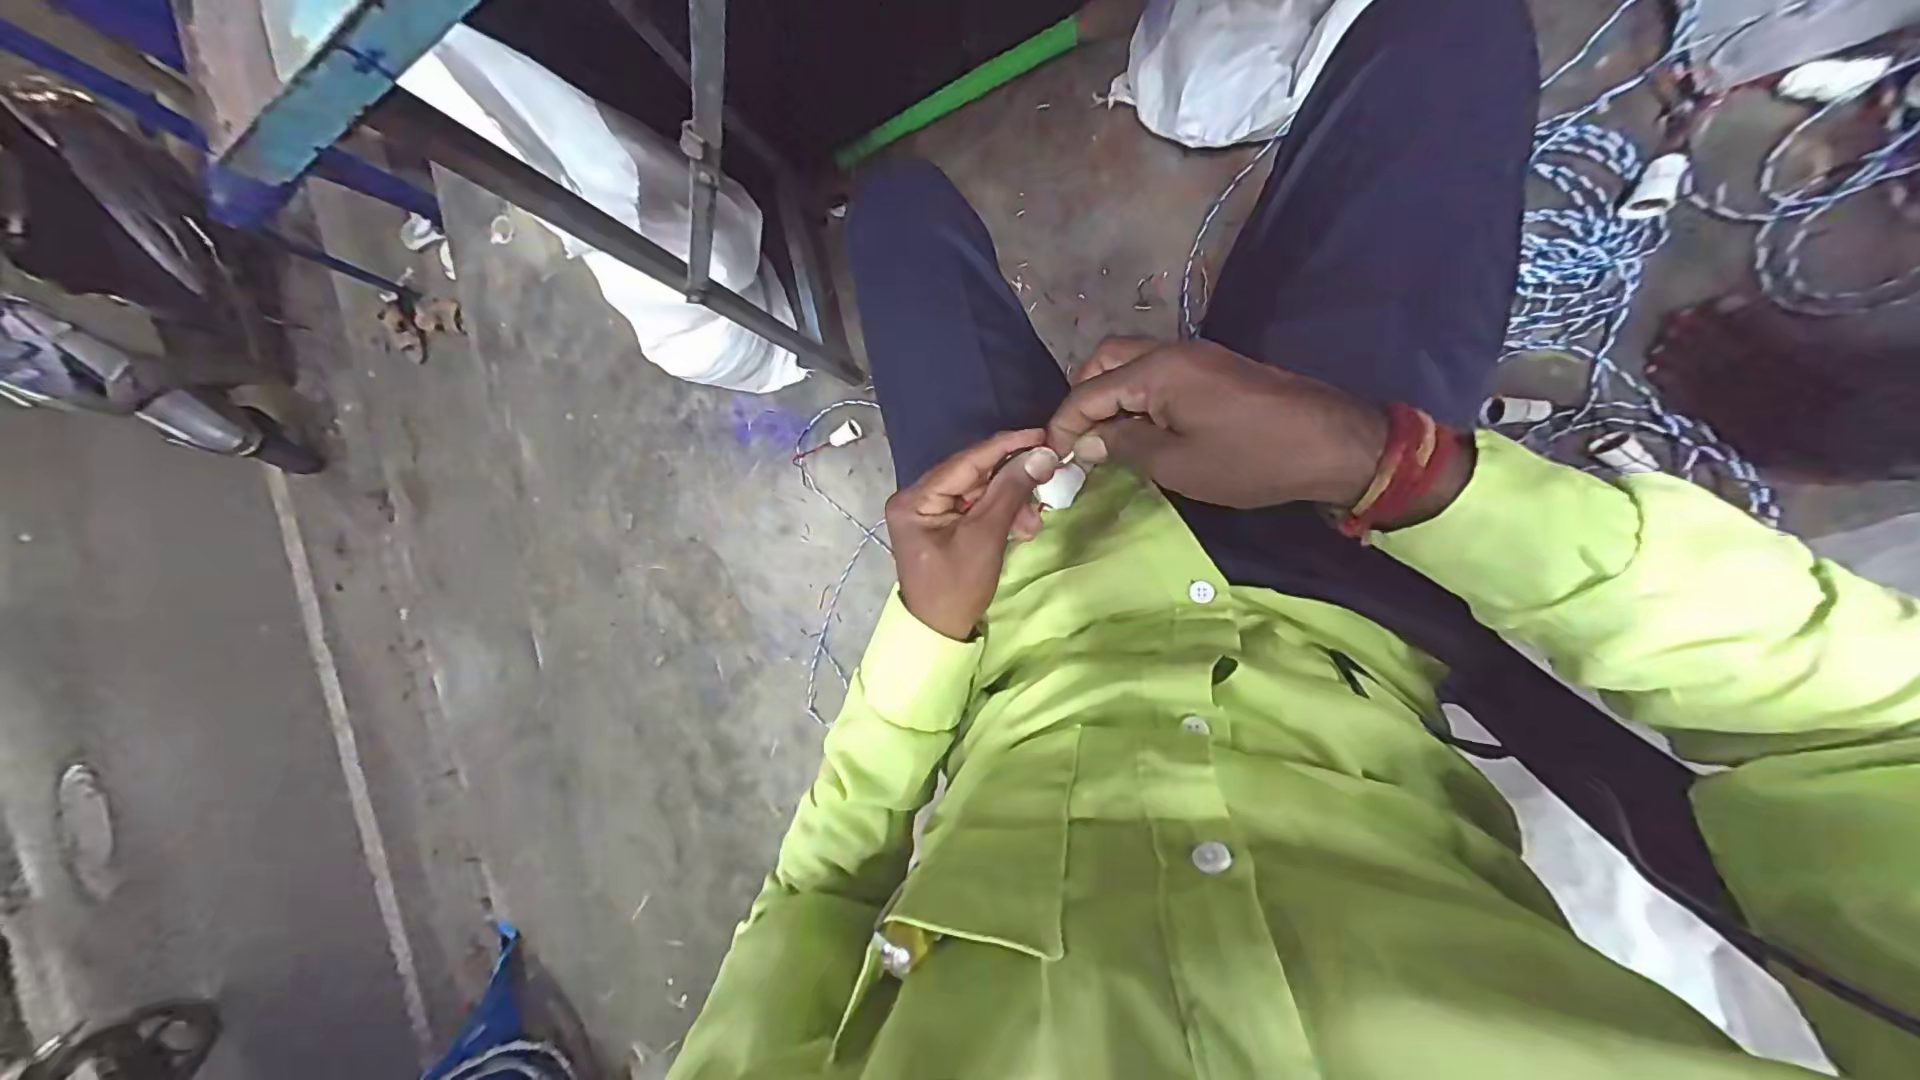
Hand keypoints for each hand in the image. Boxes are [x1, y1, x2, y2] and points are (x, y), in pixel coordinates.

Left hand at [887, 429, 1062, 639]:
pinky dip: (1002, 515)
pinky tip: (1021, 529)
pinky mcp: (945, 525)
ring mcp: (930, 511)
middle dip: (1012, 480)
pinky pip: (978, 508)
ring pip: (980, 491)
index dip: (1005, 446)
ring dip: (1011, 502)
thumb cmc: (956, 587)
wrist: (941, 632)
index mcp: (915, 498)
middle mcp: (918, 498)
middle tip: (1046, 477)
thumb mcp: (985, 537)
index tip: (1040, 435)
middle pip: (974, 474)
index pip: (965, 461)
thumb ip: (1010, 492)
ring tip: (1031, 525)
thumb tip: (1041, 455)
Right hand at [1046, 337, 1471, 520]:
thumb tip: (1088, 441)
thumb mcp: (1177, 464)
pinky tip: (1139, 426)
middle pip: (1105, 359)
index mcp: (1157, 372)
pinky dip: (1135, 393)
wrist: (1332, 444)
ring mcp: (1194, 356)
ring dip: (1108, 393)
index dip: (1063, 424)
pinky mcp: (1212, 367)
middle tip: (1079, 438)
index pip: (1088, 392)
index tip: (1050, 454)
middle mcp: (1170, 352)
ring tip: (1105, 435)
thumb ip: (1123, 446)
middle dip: (1082, 396)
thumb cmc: (1250, 460)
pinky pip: (1156, 371)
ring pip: (1130, 361)